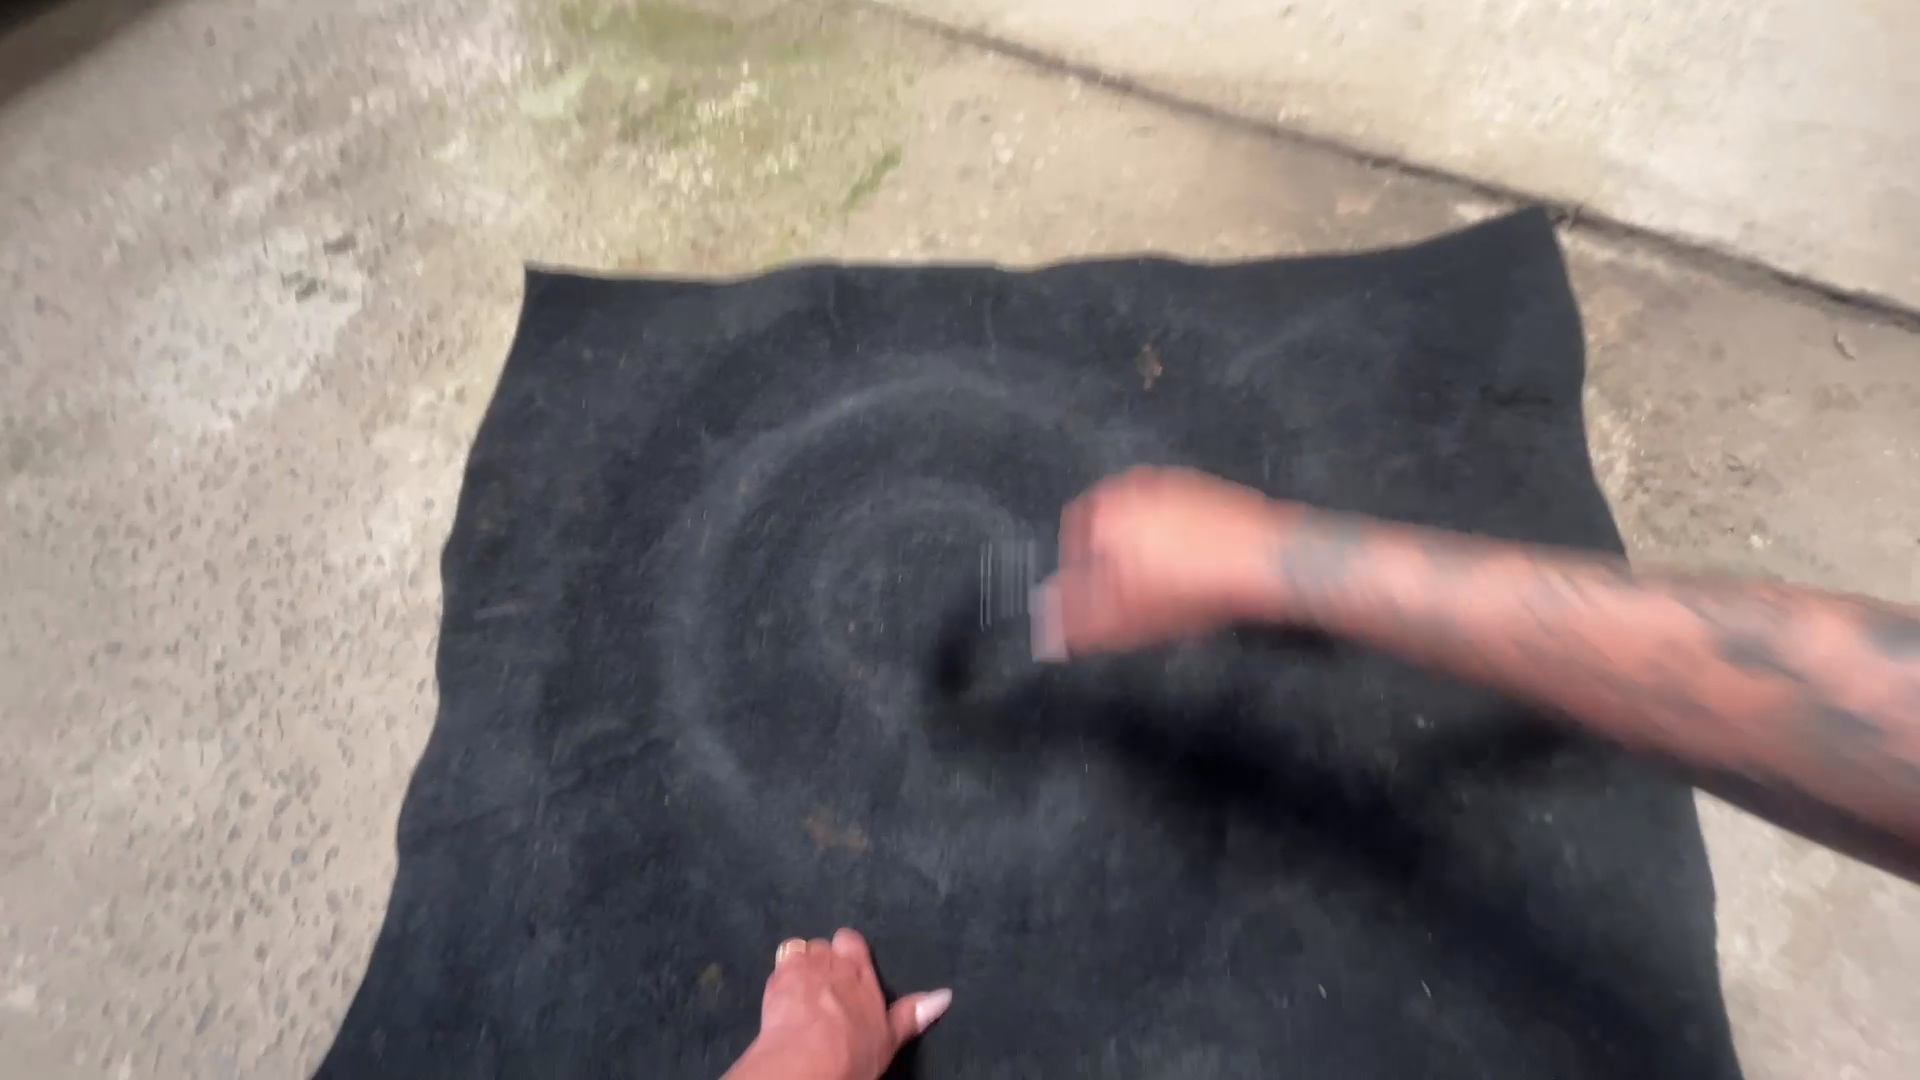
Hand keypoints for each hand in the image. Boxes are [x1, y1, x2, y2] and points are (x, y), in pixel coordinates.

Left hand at [724, 929, 950, 1079]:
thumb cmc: (851, 1054)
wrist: (805, 1066)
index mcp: (861, 971)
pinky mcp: (778, 976)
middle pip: (826, 946)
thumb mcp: (888, 1039)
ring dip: (803, 966)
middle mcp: (834, 960)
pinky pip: (780, 961)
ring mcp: (805, 965)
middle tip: (824, 991)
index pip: (851, 940)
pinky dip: (782, 974)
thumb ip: (913, 1013)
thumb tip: (945, 994)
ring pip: (802, 950)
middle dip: (824, 962)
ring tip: (802, 994)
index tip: (846, 974)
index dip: (846, 953)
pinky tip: (782, 996)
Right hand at [1035, 466, 1287, 657]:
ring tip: (1165, 587)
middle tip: (1131, 596)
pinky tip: (1193, 571)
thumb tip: (1045, 632)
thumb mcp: (1124, 617)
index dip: (1082, 573)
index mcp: (1104, 508)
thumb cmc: (1192, 586)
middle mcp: (1133, 486)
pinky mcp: (1206, 490)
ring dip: (1145, 552)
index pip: (1073, 536)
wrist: (1267, 563)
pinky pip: (1176, 518)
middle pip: (1109, 528)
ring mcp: (1173, 483)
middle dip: (1115, 562)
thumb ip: (1076, 622)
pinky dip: (1175, 542)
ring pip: (1143, 524)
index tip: (1097, 597)